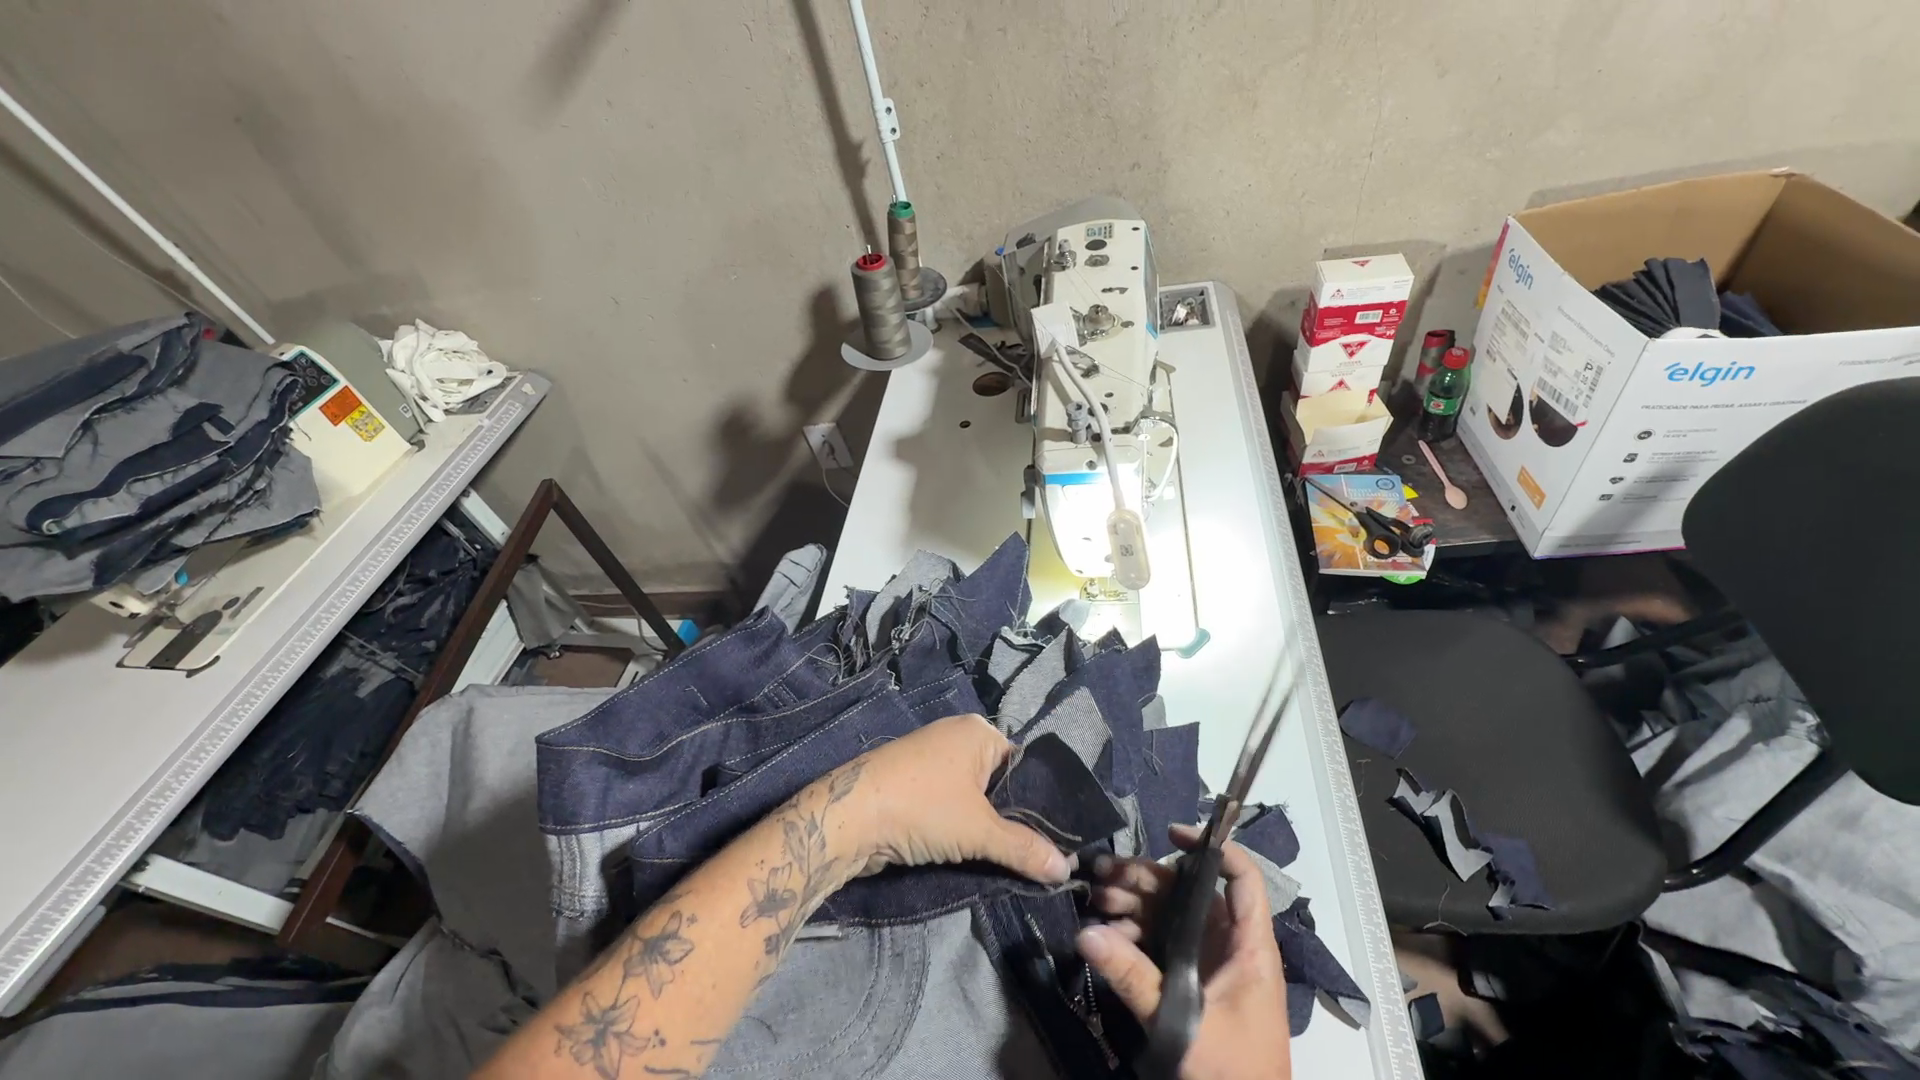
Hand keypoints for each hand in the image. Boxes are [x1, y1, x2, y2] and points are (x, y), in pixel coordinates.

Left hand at [841, 713, 1071, 884]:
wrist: (848, 820)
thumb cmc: (921, 808)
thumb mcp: (980, 831)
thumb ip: (1025, 849)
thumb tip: (1068, 870)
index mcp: (979, 732)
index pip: (1027, 766)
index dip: (1044, 804)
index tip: (1065, 839)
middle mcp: (958, 739)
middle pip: (1003, 784)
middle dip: (1018, 821)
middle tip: (1046, 857)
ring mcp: (933, 763)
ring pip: (978, 800)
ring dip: (990, 830)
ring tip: (1020, 862)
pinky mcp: (915, 788)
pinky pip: (954, 808)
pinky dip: (966, 830)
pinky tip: (981, 856)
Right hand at [1078, 825, 1290, 1079]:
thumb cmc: (1232, 1073)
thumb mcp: (1183, 1024)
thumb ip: (1135, 977)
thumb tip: (1087, 933)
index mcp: (1249, 948)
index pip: (1242, 880)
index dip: (1214, 849)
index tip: (1171, 833)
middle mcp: (1229, 946)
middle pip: (1191, 893)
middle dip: (1147, 877)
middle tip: (1101, 874)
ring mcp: (1209, 965)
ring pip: (1171, 916)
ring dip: (1134, 903)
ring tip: (1096, 900)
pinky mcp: (1190, 986)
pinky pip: (1161, 945)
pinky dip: (1134, 935)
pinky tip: (1107, 936)